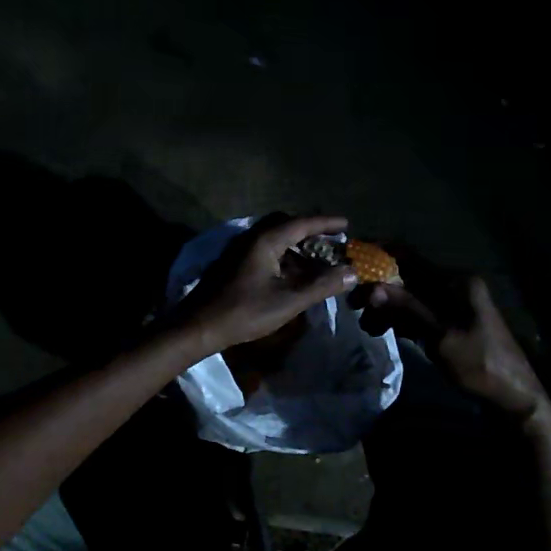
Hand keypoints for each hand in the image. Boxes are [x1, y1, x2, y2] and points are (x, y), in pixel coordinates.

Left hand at [179, 215, 358, 353]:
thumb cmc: (244, 311)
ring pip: (274, 238)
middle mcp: (251, 238)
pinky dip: (284, 256)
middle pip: (285, 224)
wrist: (198, 327)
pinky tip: (292, 275)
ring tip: (317, 261)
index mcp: (265, 240)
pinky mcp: (233, 264)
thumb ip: (322, 285)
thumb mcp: (288, 301)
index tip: (347, 225)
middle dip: (310, 231)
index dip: (326, 223)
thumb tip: (352, 272)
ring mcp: (239, 250)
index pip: (302, 223)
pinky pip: (265, 250)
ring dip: (297, 245)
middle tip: (330, 242)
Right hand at [356, 271, 550, 420]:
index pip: (411, 257)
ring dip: (388, 307)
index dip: (380, 257)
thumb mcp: (441, 338)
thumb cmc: (481, 364)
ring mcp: (454, 304)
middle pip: (409, 278)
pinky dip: (401, 319)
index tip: (352, 262)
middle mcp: (455, 285)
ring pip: (412, 297)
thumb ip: (408, 310)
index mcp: (457, 281)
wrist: (514, 396)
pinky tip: (382, 331)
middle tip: (353, 306)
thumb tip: (374, 287)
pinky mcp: (451, 323)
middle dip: (380, 289)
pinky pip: (420, 313)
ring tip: (366, 327)